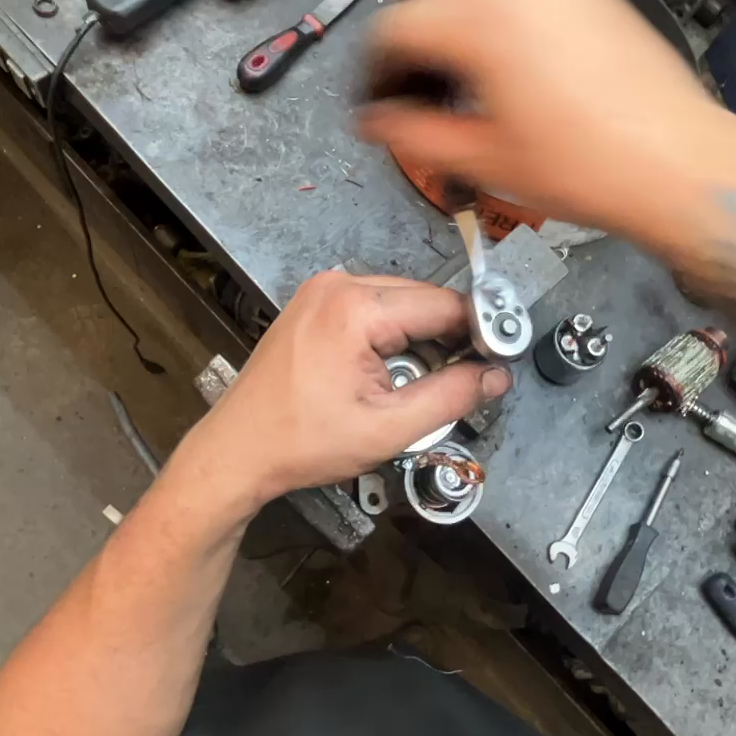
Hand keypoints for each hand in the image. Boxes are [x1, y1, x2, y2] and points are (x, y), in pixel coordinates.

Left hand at [178, 272, 510, 506]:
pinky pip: (370, 309)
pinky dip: (389, 336)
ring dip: (418, 338)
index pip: (444, 305)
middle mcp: (337, 285)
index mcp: (355, 308)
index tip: (496, 362)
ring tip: (412, 383)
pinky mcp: (312, 305)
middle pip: (422, 299)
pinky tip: (385, 372)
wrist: (237, 451)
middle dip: (447, 337)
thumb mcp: (389, 429)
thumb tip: (497, 376)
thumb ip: (451, 397)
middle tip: (458, 381)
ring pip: (398, 303)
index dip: (478, 333)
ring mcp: (320, 291)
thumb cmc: (302, 442)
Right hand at [357, 0, 735, 237]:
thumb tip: (377, 123)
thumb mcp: (484, 163)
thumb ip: (413, 137)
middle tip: (410, 90)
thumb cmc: (597, 168)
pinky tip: (498, 66)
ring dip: (446, 24)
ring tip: (454, 82)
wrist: (675, 165)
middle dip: (406, 40)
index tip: (379, 99)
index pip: (394, 26)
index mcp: (484, 24)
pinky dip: (490, 15)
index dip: (375, 70)